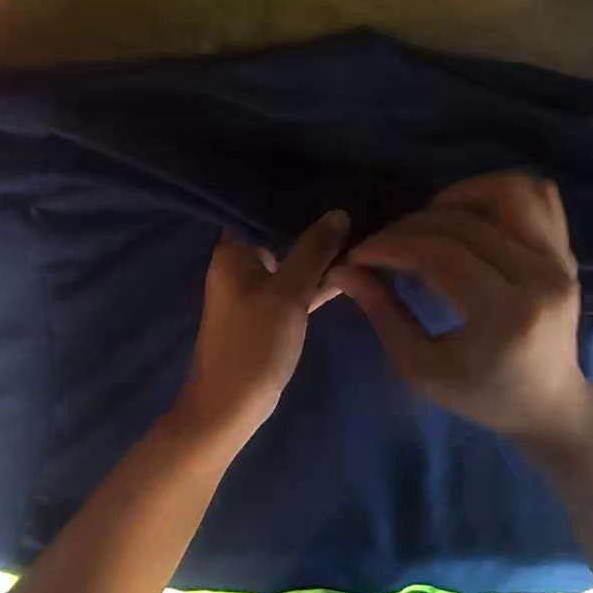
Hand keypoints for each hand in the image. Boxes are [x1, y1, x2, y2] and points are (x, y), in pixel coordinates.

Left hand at [174, 210, 349, 437]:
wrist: (230, 404)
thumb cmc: (254, 342)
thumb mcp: (289, 292)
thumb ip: (313, 250)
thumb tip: (339, 213)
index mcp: (233, 251)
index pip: (266, 210)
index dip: (299, 201)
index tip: (335, 188)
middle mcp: (238, 264)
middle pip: (281, 235)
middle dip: (316, 229)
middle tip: (357, 214)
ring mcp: (253, 290)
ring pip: (291, 263)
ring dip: (319, 258)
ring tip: (361, 239)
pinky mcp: (266, 313)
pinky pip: (293, 287)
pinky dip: (315, 283)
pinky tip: (349, 275)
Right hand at [332, 172, 592, 453]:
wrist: (547, 404)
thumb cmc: (480, 395)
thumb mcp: (420, 367)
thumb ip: (383, 313)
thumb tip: (343, 268)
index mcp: (507, 315)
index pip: (442, 255)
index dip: (392, 246)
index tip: (359, 254)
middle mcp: (541, 278)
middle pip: (466, 224)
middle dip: (410, 228)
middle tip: (383, 246)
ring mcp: (561, 261)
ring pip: (511, 191)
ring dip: (460, 195)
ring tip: (430, 223)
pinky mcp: (567, 251)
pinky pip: (539, 197)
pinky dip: (497, 194)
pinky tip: (468, 216)